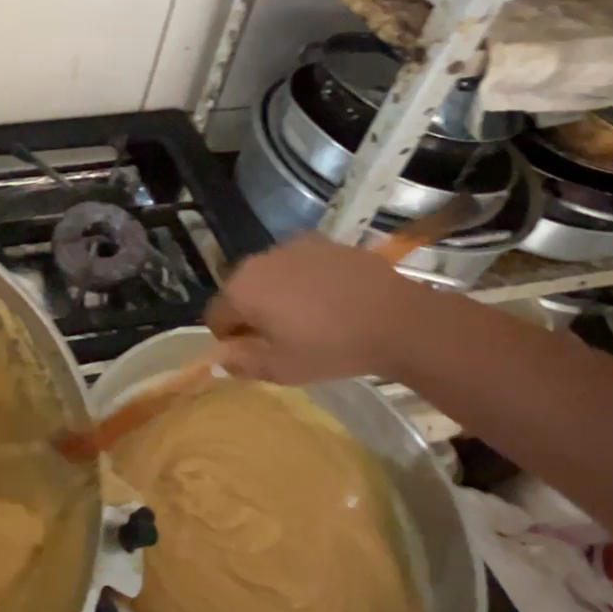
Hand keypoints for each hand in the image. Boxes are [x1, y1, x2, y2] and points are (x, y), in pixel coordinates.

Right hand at [208, 232, 442, 383]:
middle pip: (240, 291)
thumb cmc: (332, 347)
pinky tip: (330, 299)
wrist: (397, 318)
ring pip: (269, 275)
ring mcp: (290, 247)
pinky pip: (298, 264)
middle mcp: (257, 261)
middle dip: (252, 313)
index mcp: (240, 291)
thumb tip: (218, 358)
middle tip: (282, 339)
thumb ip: (242, 363)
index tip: (254, 354)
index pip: (215, 316)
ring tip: (309, 318)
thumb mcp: (283, 369)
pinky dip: (304, 280)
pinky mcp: (320, 242)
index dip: (229, 339)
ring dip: (277, 295)